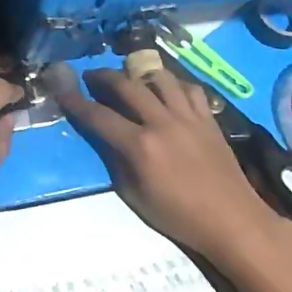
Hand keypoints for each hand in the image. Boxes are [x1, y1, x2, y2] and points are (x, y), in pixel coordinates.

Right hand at [46, 64, 291, 263]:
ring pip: (160, 77)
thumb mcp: (135, 196)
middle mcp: (163, 122)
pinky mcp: (208, 117)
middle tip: (92, 76)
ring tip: (130, 77)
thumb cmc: (178, 216)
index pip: (99, 116)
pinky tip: (168, 90)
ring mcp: (189, 116)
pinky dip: (174, 84)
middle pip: (127, 85)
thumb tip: (107, 138)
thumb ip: (118, 162)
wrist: (230, 218)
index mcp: (141, 146)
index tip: (61, 88)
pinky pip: (189, 88)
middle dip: (104, 77)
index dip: (75, 101)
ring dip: (139, 73)